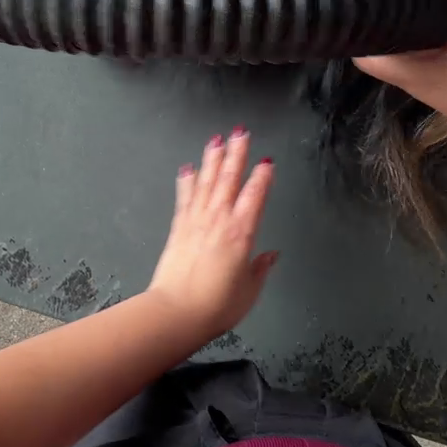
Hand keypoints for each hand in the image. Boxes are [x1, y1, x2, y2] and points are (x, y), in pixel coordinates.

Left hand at [145, 128, 277, 341]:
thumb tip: (270, 255)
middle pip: (229, 179)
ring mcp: (196, 221)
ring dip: (212, 159)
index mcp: (241, 233)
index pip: (255, 196)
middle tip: (240, 132)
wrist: (176, 313)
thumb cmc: (216, 306)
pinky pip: (185, 198)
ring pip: (207, 182)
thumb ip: (259, 269)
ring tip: (217, 140)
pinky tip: (188, 168)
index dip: (262, 177)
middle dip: (236, 154)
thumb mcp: (249, 291)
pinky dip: (187, 181)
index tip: (267, 161)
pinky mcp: (178, 227)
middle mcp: (219, 220)